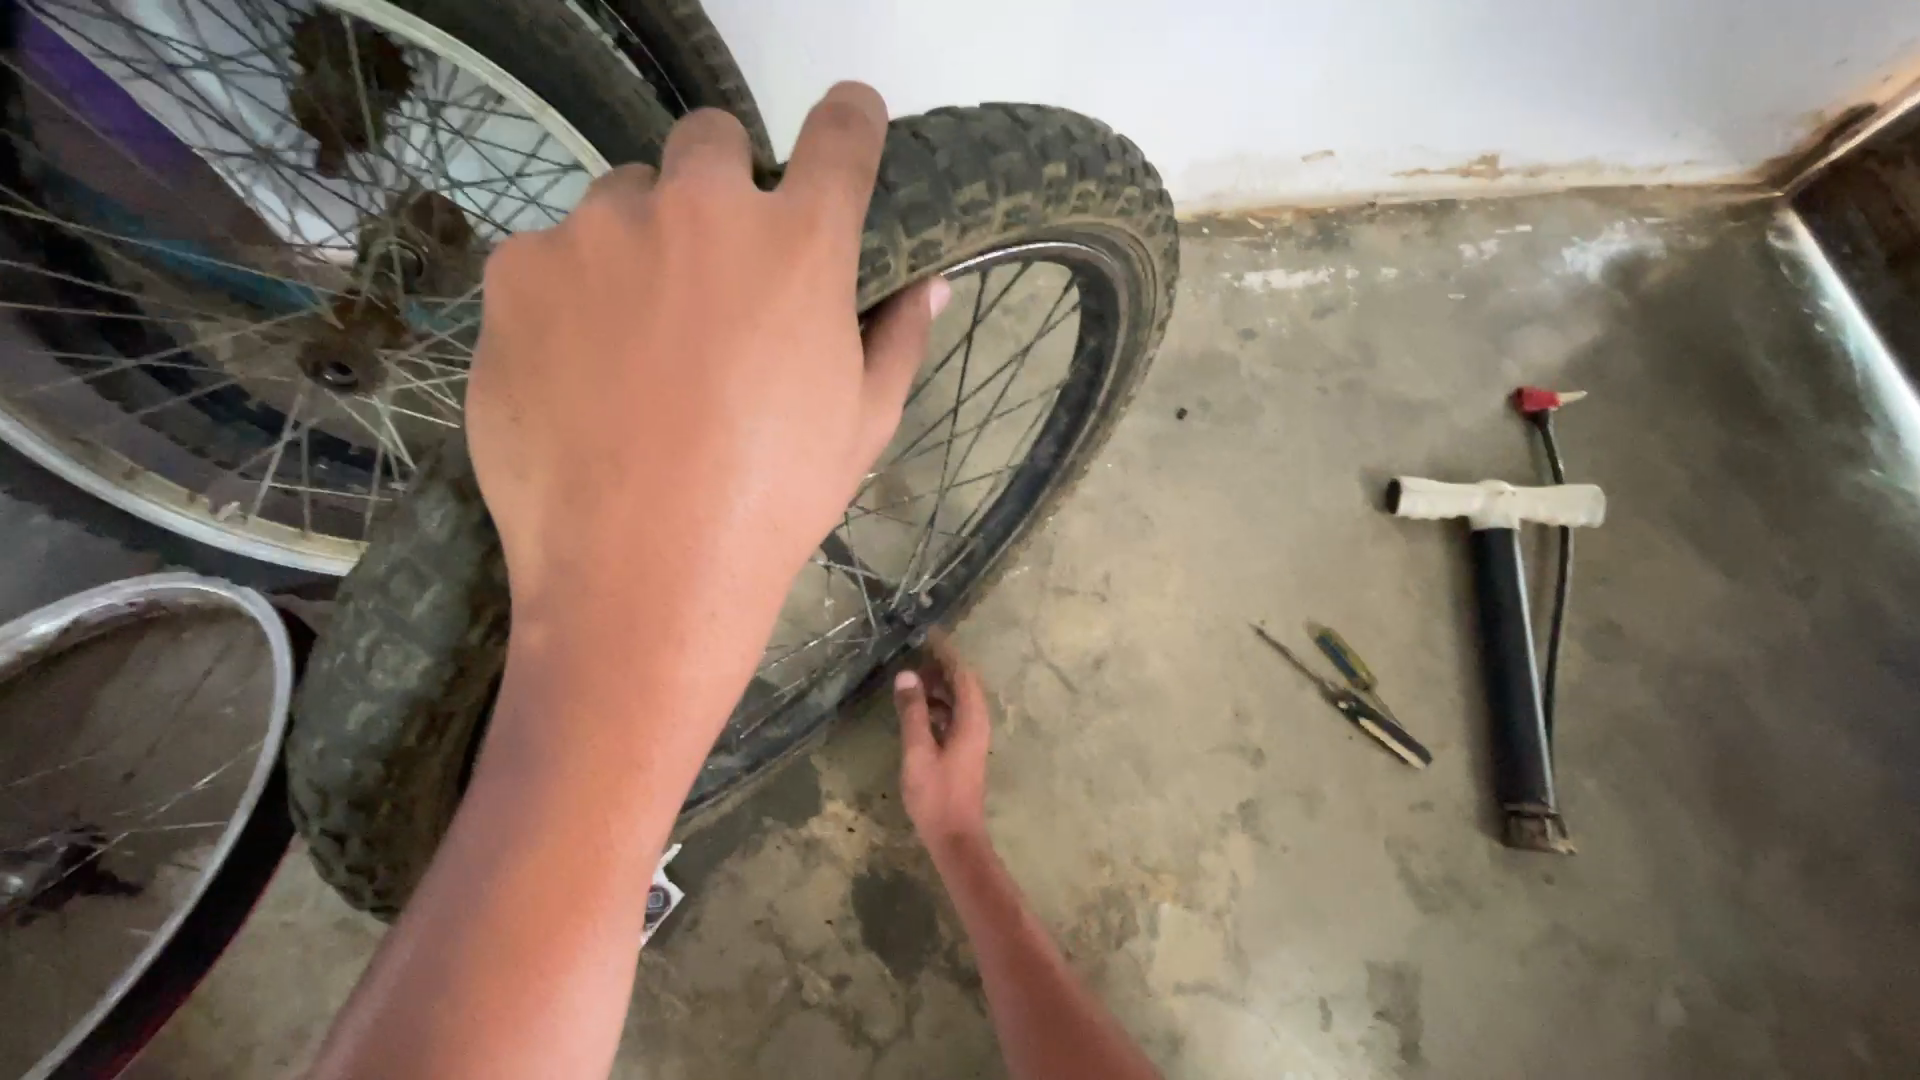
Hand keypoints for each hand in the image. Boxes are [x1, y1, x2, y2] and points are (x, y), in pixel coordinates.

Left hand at [466, 83, 951, 670]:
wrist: (643, 574)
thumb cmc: (777, 499)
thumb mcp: (863, 425)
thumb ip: (897, 337)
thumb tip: (928, 285)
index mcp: (797, 245)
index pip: (841, 135)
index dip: (851, 122)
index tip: (849, 124)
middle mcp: (694, 210)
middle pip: (712, 142)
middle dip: (725, 188)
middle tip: (721, 274)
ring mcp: (592, 235)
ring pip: (621, 201)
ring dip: (642, 245)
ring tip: (642, 345)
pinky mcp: (513, 276)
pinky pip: (550, 259)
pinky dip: (572, 297)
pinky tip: (582, 374)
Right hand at [894, 633, 991, 852]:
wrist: (956, 837)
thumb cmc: (936, 795)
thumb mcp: (918, 751)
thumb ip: (912, 712)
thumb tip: (907, 676)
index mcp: (971, 719)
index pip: (963, 674)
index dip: (946, 653)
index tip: (928, 635)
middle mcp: (977, 723)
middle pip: (964, 684)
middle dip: (942, 666)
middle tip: (915, 653)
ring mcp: (972, 737)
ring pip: (959, 700)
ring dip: (939, 686)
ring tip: (912, 678)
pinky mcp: (964, 750)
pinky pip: (954, 715)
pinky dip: (938, 705)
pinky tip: (917, 710)